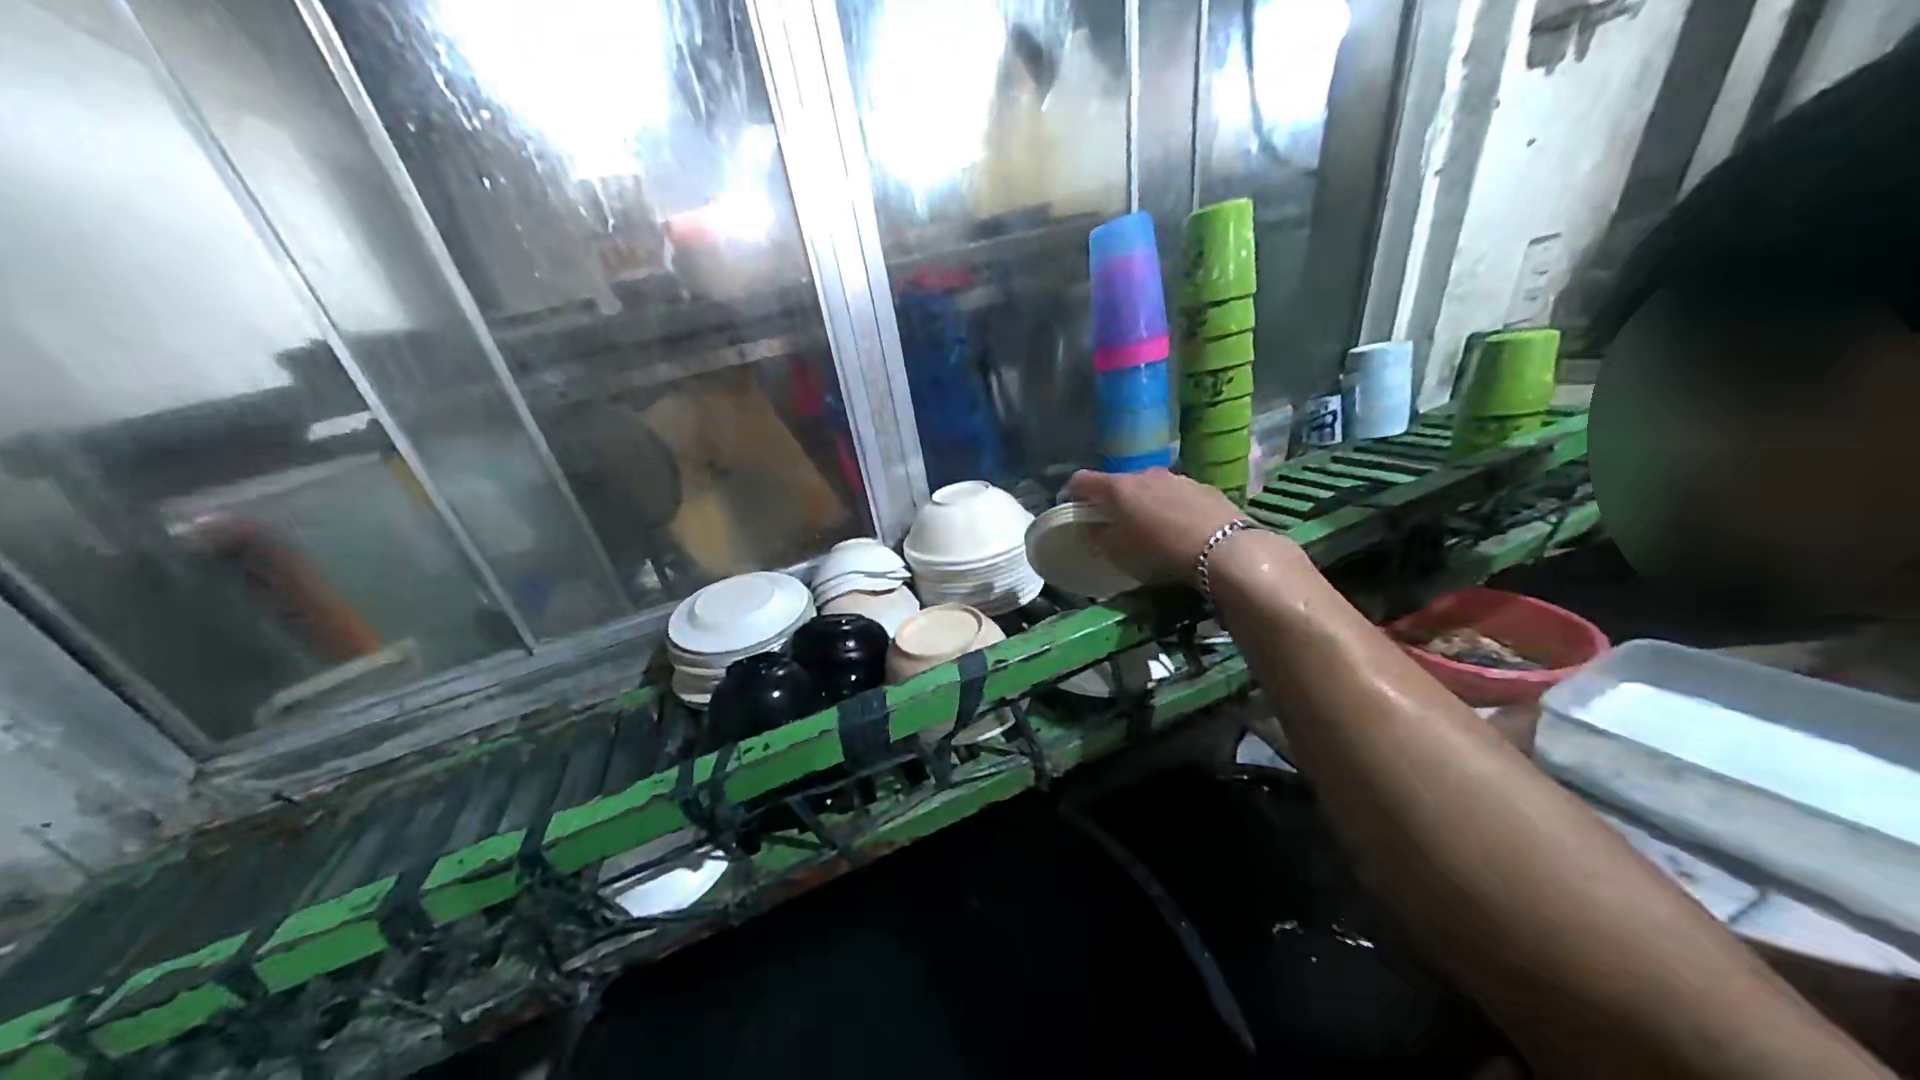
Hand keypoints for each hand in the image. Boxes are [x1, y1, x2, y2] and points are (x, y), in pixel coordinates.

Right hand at [1063, 468, 1259, 585]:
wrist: (1223, 548)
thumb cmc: (1159, 549)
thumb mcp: (1119, 552)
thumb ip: (1099, 538)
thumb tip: (1093, 531)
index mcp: (1117, 488)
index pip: (1082, 480)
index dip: (1071, 492)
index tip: (1072, 507)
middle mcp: (1144, 474)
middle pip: (1118, 483)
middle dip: (1112, 500)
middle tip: (1114, 523)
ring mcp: (1175, 477)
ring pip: (1149, 487)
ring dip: (1143, 503)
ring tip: (1150, 527)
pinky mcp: (1201, 486)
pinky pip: (1175, 494)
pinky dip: (1170, 506)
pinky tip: (1179, 528)